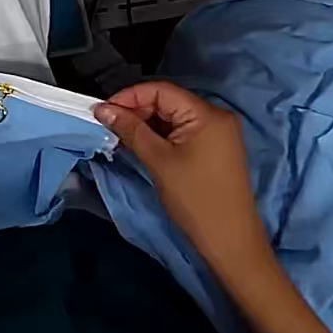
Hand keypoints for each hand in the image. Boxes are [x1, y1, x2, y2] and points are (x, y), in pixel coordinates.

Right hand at [93, 81, 271, 275]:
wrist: (230, 242)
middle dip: (136, 110)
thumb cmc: (194, 199)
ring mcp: (218, 132)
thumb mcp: (158, 160)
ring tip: (121, 136)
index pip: (161, 90)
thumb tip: (102, 108)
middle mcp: (216, 116)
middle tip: (109, 126)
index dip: (129, 97)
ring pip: (173, 116)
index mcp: (207, 114)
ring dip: (146, 124)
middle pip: (167, 101)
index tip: (103, 111)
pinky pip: (182, 130)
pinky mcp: (215, 147)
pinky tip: (141, 145)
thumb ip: (130, 129)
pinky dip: (160, 135)